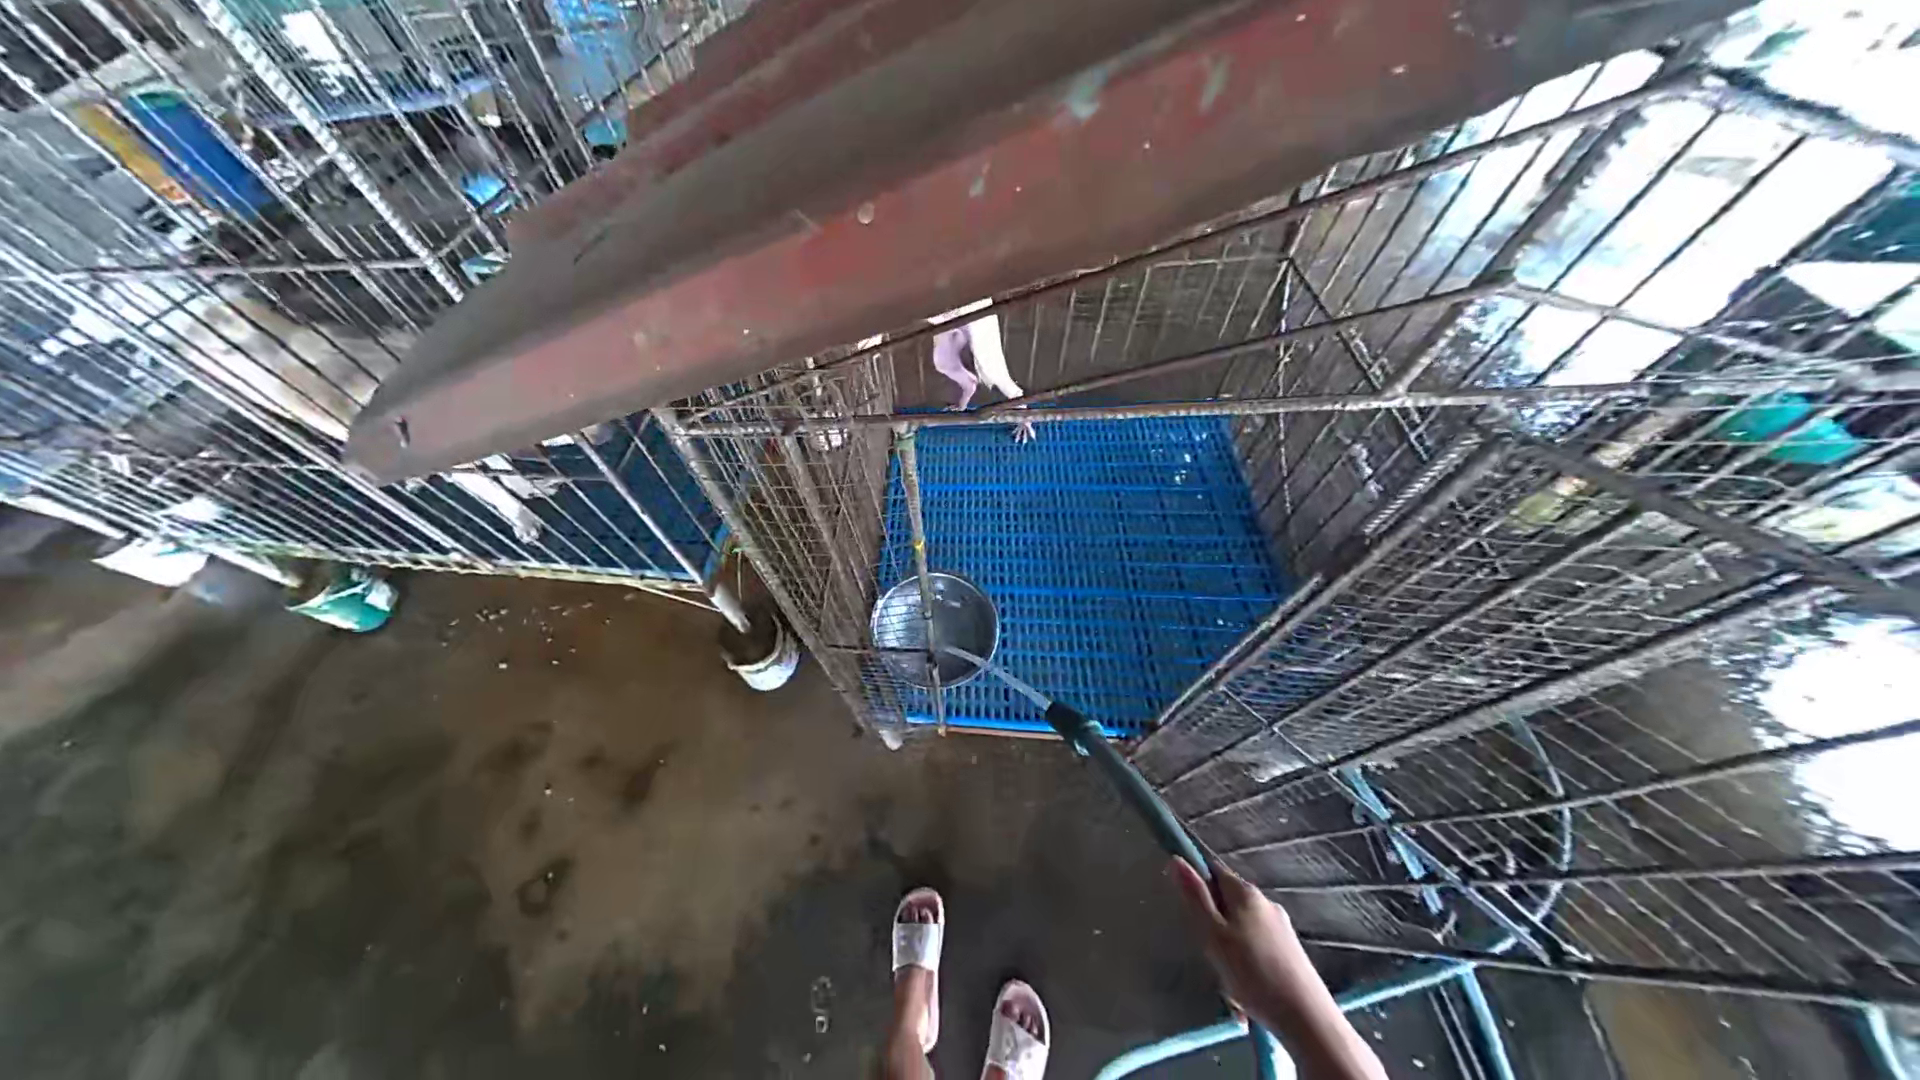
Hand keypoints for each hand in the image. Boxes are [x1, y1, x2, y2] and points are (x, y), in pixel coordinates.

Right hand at [1169, 858, 1387, 1079]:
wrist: (1309, 1021)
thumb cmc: (1253, 974)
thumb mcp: (1213, 935)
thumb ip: (1195, 897)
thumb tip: (1176, 859)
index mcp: (1245, 892)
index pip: (1213, 869)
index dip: (1198, 885)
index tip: (1193, 913)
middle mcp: (1266, 902)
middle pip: (1227, 901)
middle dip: (1214, 925)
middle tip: (1211, 954)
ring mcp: (1282, 927)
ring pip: (1242, 928)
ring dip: (1230, 950)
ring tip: (1230, 983)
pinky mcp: (1292, 952)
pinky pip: (1258, 948)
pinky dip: (1248, 964)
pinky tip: (1248, 992)